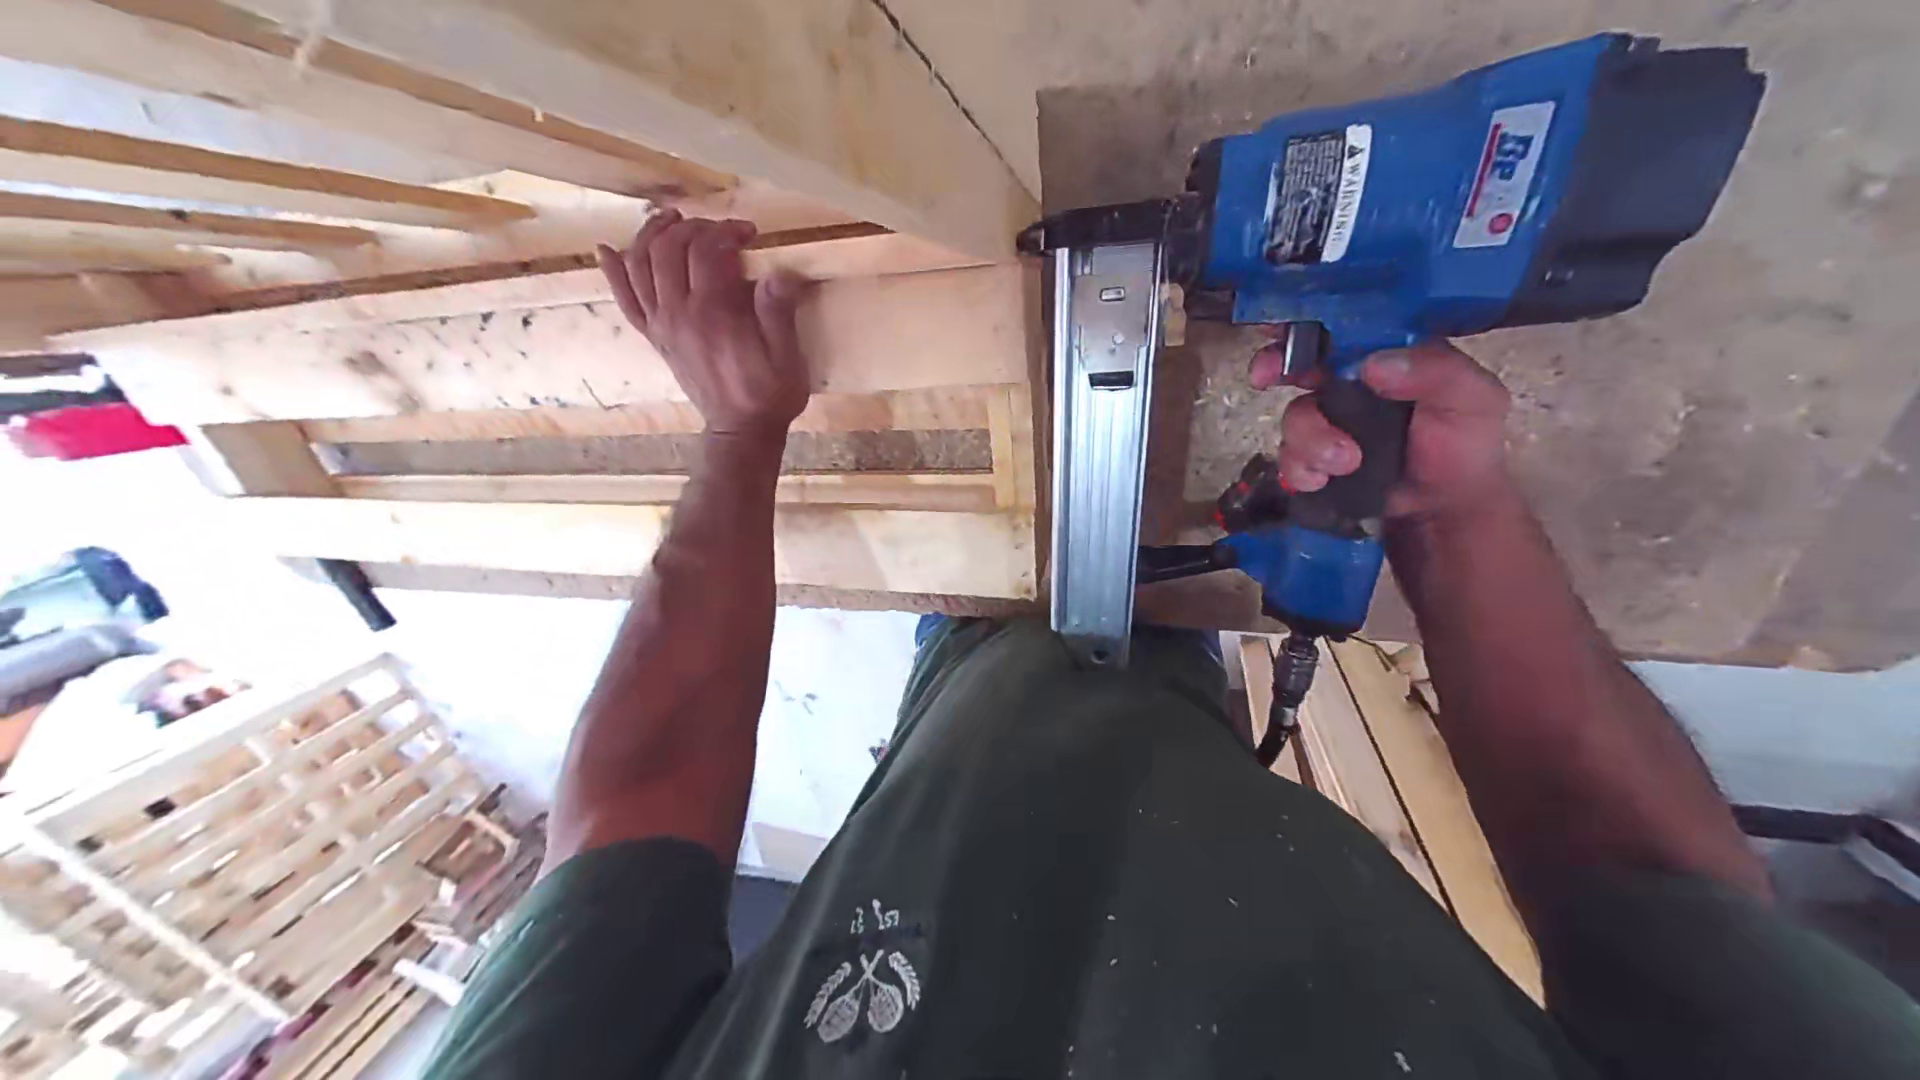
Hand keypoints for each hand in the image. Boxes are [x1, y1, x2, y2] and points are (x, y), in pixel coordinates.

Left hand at [596, 210, 810, 438]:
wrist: (741, 430)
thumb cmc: (769, 394)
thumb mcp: (787, 357)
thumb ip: (780, 313)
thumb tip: (780, 273)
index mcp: (714, 313)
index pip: (707, 250)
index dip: (726, 231)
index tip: (749, 232)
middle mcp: (679, 313)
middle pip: (670, 249)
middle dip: (693, 227)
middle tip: (718, 228)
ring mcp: (662, 325)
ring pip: (641, 265)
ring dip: (652, 235)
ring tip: (670, 220)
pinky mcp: (656, 338)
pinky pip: (626, 300)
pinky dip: (614, 272)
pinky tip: (607, 250)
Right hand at [1251, 341, 1512, 519]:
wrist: (1444, 509)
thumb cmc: (1463, 446)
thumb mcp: (1472, 399)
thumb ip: (1436, 374)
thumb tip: (1372, 365)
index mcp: (1384, 355)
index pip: (1342, 326)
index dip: (1307, 321)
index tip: (1280, 325)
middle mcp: (1347, 383)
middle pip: (1297, 362)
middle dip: (1274, 365)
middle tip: (1264, 376)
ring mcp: (1325, 422)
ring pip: (1294, 416)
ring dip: (1310, 439)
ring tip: (1343, 463)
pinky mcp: (1312, 460)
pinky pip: (1288, 458)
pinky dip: (1299, 470)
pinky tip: (1319, 482)